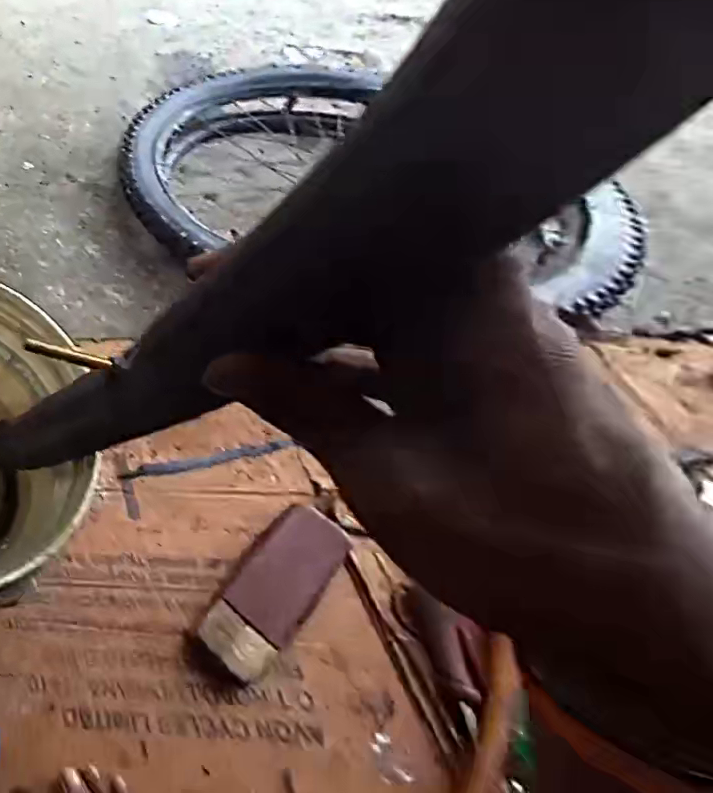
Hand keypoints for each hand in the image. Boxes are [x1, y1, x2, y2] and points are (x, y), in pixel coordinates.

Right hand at [200, 256, 712, 719]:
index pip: (400, 246)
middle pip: (377, 275)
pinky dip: (341, 357)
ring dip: (313, 322)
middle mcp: (490, 328)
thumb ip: (306, 412)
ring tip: (239, 336)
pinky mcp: (485, 388)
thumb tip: (218, 364)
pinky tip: (294, 381)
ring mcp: (489, 358)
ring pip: (383, 313)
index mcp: (483, 333)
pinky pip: (397, 349)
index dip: (315, 242)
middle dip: (294, 285)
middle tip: (213, 300)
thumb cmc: (523, 550)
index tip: (234, 265)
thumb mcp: (392, 482)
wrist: (652, 624)